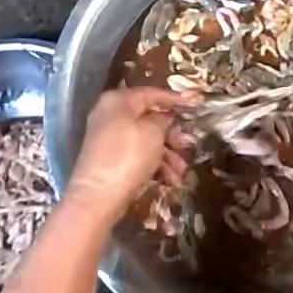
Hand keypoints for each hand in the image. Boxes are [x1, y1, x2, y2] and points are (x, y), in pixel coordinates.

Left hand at [66, 87, 192, 222]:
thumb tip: (164, 118)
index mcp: (119, 101)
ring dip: (167, 155)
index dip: (176, 99)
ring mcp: (108, 138)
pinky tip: (170, 179)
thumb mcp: (154, 131)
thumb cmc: (128, 155)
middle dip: (172, 135)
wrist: (96, 198)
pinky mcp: (109, 160)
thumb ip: (163, 119)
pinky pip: (137, 154)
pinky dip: (154, 164)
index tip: (195, 102)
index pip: (153, 93)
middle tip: (188, 145)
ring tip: (181, 172)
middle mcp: (111, 115)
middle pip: (149, 119)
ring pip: (145, 140)